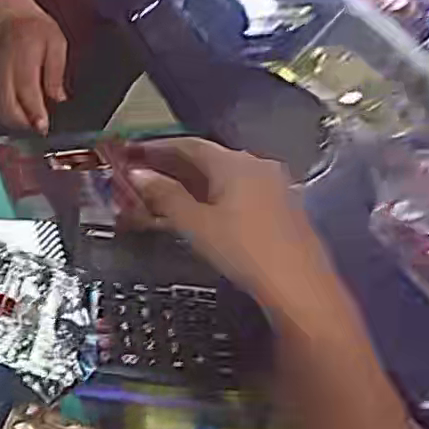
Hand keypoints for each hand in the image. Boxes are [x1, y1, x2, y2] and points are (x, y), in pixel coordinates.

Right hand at [0, 0, 67, 132]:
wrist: (8, 16)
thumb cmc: (32, 27)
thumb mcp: (56, 43)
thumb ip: (56, 72)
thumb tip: (58, 97)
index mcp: (24, 58)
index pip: (27, 92)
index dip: (35, 113)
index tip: (43, 126)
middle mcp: (4, 71)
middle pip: (8, 107)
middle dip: (23, 123)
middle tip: (37, 128)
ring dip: (12, 122)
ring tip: (27, 125)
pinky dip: (2, 116)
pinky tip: (14, 118)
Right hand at [103, 137, 344, 321]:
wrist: (297, 283)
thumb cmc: (244, 250)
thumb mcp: (194, 223)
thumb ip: (165, 195)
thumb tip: (139, 175)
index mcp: (235, 164)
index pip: (188, 145)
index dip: (156, 147)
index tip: (132, 152)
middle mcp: (256, 167)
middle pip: (205, 158)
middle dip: (170, 166)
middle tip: (140, 175)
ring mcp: (271, 186)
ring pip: (219, 176)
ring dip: (188, 183)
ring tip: (159, 196)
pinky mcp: (276, 206)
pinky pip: (234, 191)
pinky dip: (207, 195)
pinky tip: (193, 212)